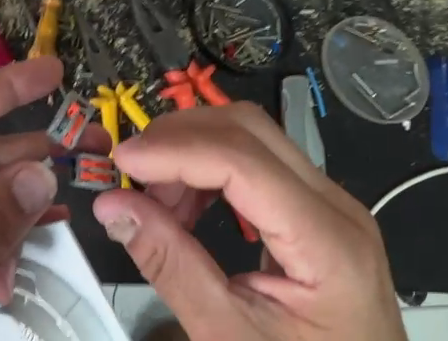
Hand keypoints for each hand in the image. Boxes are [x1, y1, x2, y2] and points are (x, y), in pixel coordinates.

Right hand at [92, 103, 405, 340]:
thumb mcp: (231, 340)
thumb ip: (171, 267)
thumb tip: (112, 205)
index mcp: (328, 243)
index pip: (242, 161)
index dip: (174, 151)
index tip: (120, 162)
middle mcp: (336, 206)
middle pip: (247, 128)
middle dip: (178, 138)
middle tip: (131, 175)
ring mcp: (329, 203)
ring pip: (249, 134)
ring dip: (190, 149)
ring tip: (154, 198)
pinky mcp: (315, 209)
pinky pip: (255, 159)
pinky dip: (207, 166)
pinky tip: (183, 204)